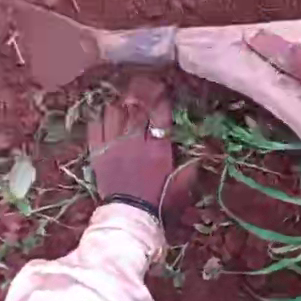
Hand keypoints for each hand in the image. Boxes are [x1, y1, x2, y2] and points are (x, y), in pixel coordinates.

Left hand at [87, 77, 191, 214]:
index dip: (161, 98)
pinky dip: (99, 116)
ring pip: (114, 111)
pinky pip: (95, 125)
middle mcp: (134, 142)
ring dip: (120, 103)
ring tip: (124, 100)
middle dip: (141, 93)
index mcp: (158, 149)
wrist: (130, 215)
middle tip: (144, 86)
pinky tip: (105, 113)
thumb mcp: (181, 184)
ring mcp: (113, 146)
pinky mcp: (97, 152)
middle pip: (136, 107)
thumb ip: (192, 165)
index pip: (160, 113)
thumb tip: (205, 149)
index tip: (163, 90)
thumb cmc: (158, 200)